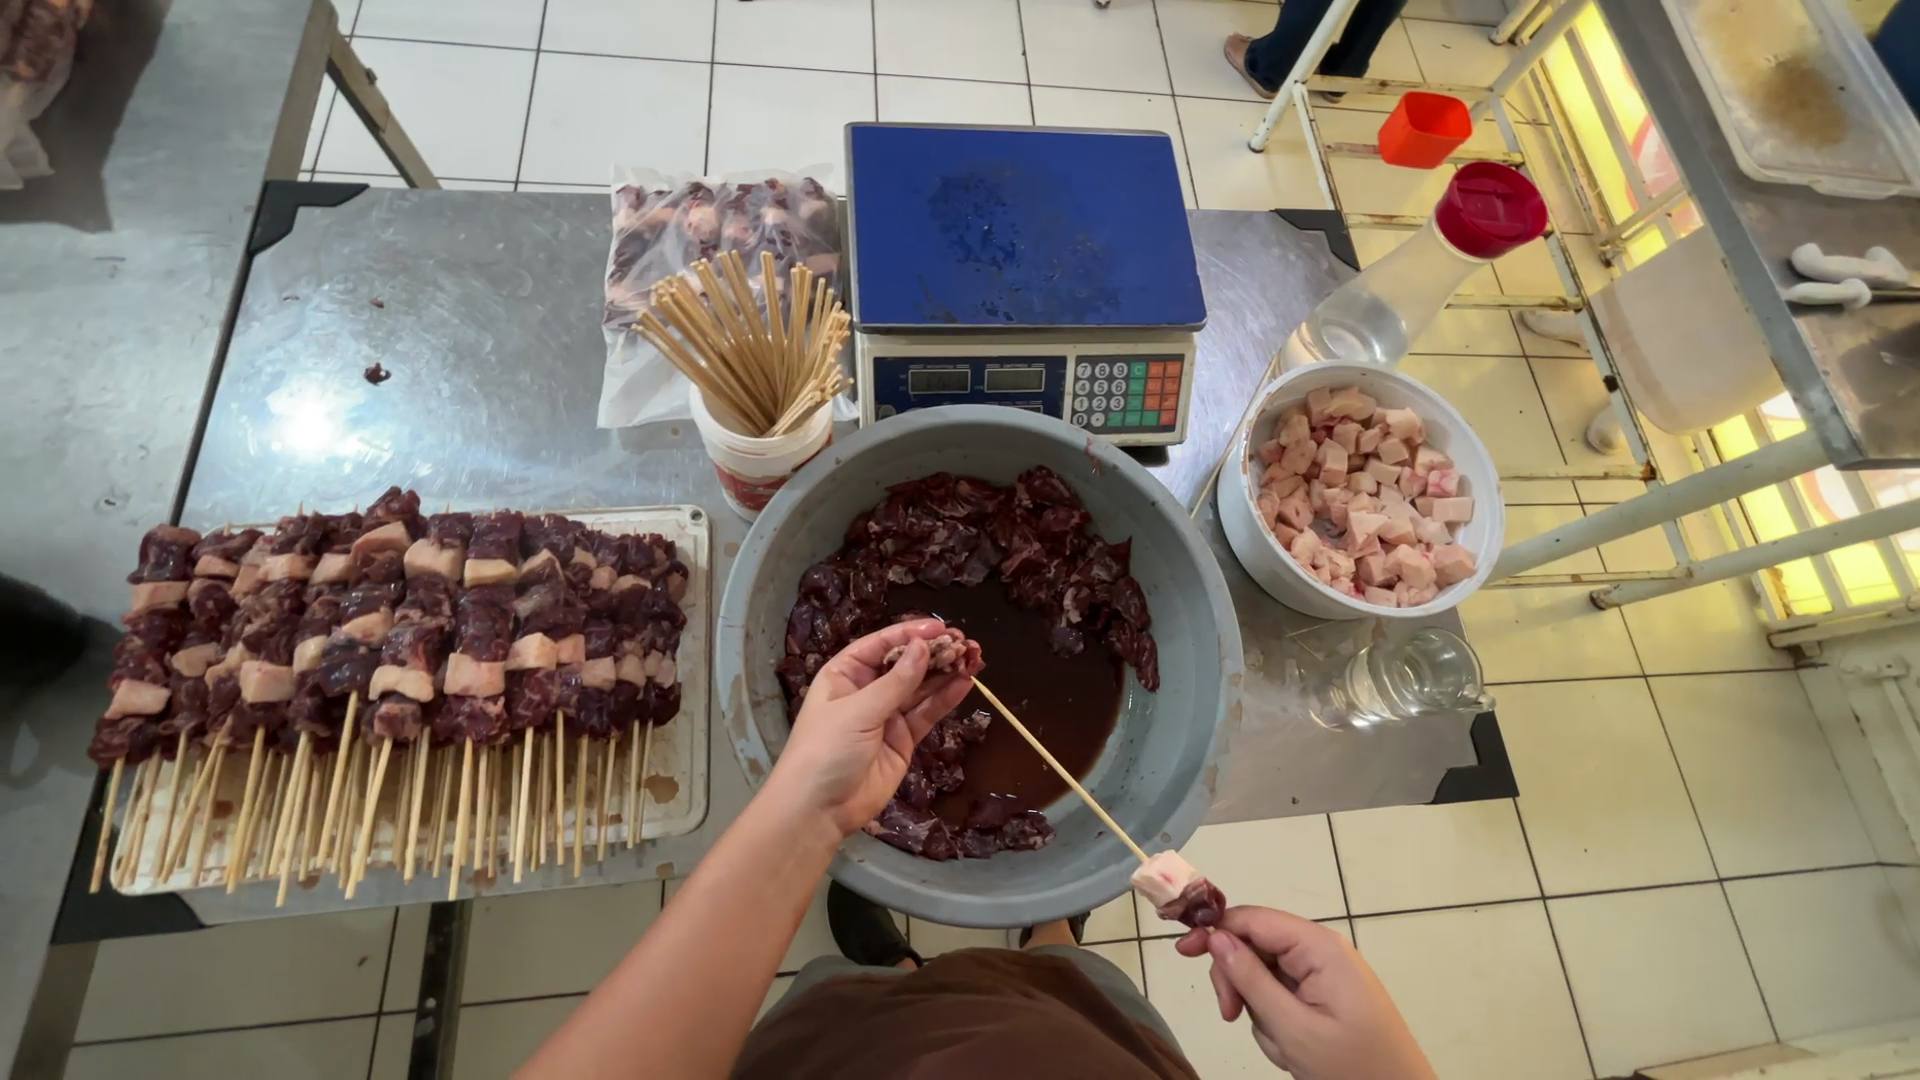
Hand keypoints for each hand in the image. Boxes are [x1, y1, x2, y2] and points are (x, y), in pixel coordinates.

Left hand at [765, 619, 974, 837]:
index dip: (910, 634)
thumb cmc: (826, 750)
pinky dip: (946, 699)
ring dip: (945, 673)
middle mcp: (867, 690)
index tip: (941, 627)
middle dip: (934, 652)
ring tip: (974, 659)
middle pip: (905, 664)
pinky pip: (926, 713)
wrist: (817, 811)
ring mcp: (886, 716)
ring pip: (920, 688)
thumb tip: (924, 646)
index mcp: (845, 674)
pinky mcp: (902, 740)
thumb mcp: (859, 711)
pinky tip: (965, 683)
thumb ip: (896, 682)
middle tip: (966, 643)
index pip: (880, 644)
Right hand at [1175, 907, 1435, 1079]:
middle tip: (1230, 1015)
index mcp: (1318, 946)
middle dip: (1239, 979)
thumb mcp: (1294, 1029)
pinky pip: (1284, 991)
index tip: (1183, 951)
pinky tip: (1292, 1048)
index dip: (1214, 930)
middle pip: (1255, 943)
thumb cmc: (1353, 1071)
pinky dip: (1277, 1018)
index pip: (1251, 919)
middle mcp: (1322, 949)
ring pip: (1266, 972)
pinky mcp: (1329, 994)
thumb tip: (1215, 936)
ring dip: (1260, 1007)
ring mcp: (1327, 972)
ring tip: (1279, 1046)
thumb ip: (1251, 979)